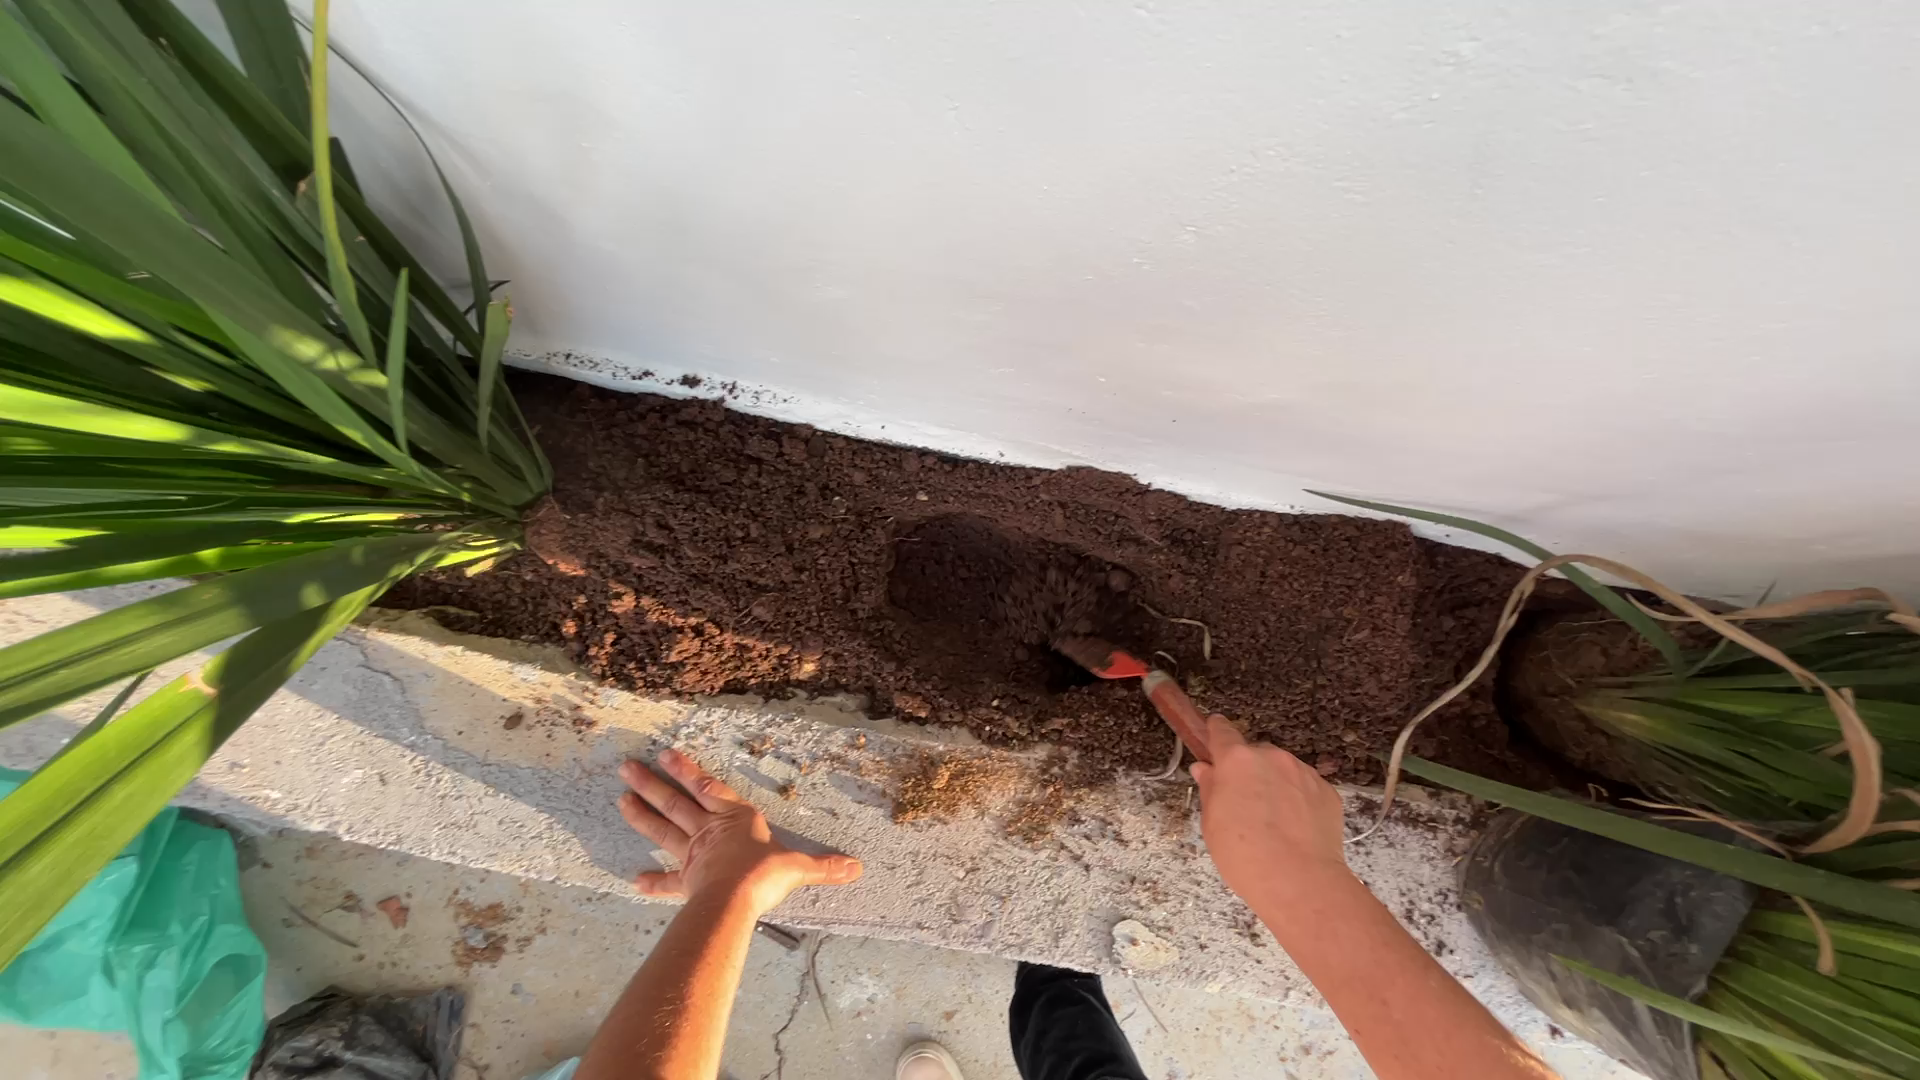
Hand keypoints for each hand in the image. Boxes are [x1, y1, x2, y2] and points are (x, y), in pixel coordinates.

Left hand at [616, 748, 862, 915]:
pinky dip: (651, 882)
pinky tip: (633, 879)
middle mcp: (709, 831)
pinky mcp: (685, 882)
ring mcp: (692, 855)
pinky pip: (666, 882)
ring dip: (642, 814)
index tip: (668, 755)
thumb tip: (858, 868)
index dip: (689, 772)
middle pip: (676, 803)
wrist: (735, 902)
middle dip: (652, 784)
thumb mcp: (798, 866)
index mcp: (736, 818)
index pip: (710, 788)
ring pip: (663, 829)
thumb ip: (824, 866)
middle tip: (627, 767)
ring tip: (621, 797)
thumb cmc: (764, 874)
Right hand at [1189, 714, 1351, 916]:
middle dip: (1249, 770)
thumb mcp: (1211, 822)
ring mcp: (1303, 772)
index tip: (1214, 736)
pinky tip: (1296, 828)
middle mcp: (1271, 756)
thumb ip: (1209, 788)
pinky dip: (1299, 799)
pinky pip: (1306, 787)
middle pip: (1255, 753)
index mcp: (1236, 760)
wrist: (1300, 883)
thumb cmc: (1244, 853)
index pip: (1222, 730)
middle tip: (1245, 802)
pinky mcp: (1328, 791)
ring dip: (1276, 784)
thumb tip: (1205, 768)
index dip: (1216, 732)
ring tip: (1275, 821)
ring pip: (1283, 769)